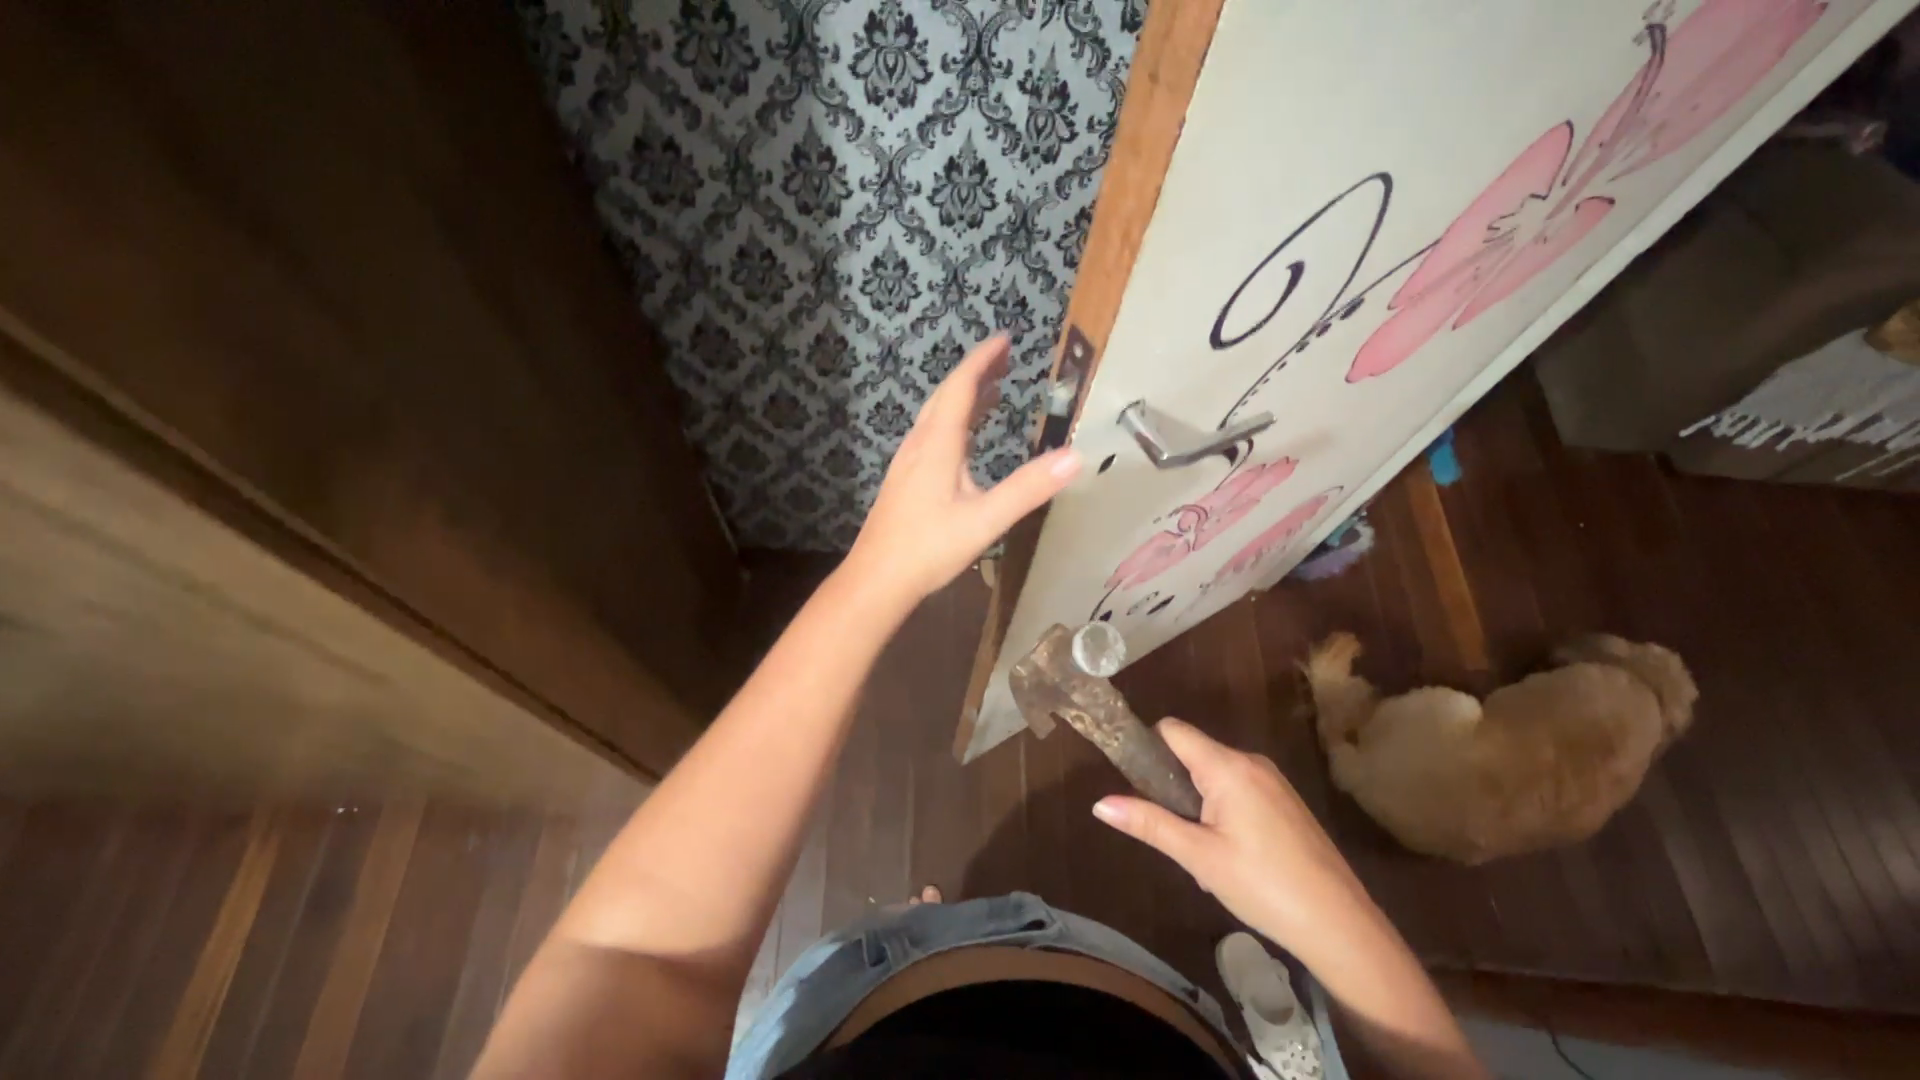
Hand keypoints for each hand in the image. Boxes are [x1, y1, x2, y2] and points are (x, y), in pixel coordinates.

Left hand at [844, 334, 1079, 605]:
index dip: (982, 361)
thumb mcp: (985, 520)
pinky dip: (953, 422)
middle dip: (975, 373)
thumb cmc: (928, 548)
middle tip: (1004, 358)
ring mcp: (907, 463)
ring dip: (963, 397)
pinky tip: (962, 439)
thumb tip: (1075, 457)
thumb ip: (1028, 489)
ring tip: (992, 390)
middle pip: (946, 396)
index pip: (960, 388)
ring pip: (936, 416)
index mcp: (938, 444)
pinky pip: (931, 436)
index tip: (1004, 340)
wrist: (876, 580)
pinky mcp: (904, 481)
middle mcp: (919, 444)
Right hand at [1093, 718, 1370, 955]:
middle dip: (1172, 784)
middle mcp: (1251, 762)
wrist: (1338, 922)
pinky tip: (1229, 856)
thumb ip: (1150, 824)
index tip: (1130, 778)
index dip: (1146, 745)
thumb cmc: (1262, 886)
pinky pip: (1240, 790)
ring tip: (1200, 852)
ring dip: (1197, 803)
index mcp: (1228, 767)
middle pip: (1194, 752)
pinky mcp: (1286, 801)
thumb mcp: (1198, 857)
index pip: (1173, 730)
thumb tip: (1100, 803)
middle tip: (1170, 832)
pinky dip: (1222, 811)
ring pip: (1216, 775)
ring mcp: (1273, 781)